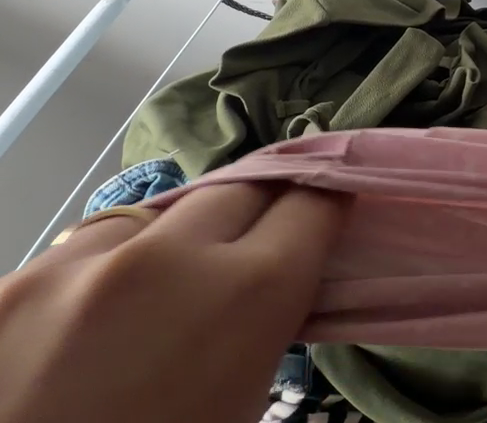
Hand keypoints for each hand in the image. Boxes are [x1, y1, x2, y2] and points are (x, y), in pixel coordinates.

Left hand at [0, 183, 347, 422]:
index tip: (326, 211)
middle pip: (242, 186)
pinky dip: (92, 275)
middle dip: (257, 210)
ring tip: (149, 292)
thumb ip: (274, 308)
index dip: (324, 203)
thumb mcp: (247, 390)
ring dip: (166, 240)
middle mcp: (167, 259)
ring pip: (153, 214)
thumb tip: (292, 259)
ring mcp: (68, 272)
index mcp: (252, 289)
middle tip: (252, 243)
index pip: (317, 197)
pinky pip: (73, 254)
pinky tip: (79, 323)